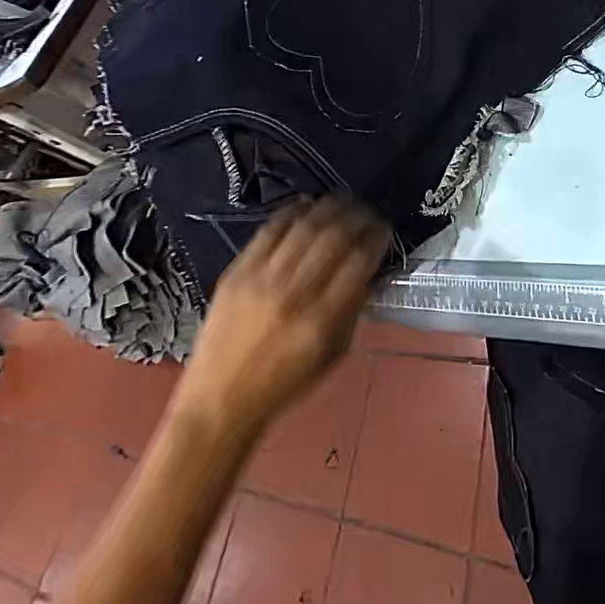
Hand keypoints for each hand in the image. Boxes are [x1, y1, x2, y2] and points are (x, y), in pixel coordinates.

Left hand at [173, 198, 389, 435]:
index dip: (377, 239)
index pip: (359, 263)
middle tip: (368, 211)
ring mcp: (260, 280)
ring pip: (302, 229)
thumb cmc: (285, 385)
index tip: (385, 229)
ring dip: (328, 209)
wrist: (219, 401)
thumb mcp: (334, 354)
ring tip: (343, 202)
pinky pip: (267, 232)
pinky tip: (306, 206)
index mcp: (322, 320)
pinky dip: (290, 214)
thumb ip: (351, 310)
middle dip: (357, 217)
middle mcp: (293, 294)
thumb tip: (367, 272)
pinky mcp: (236, 274)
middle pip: (333, 238)